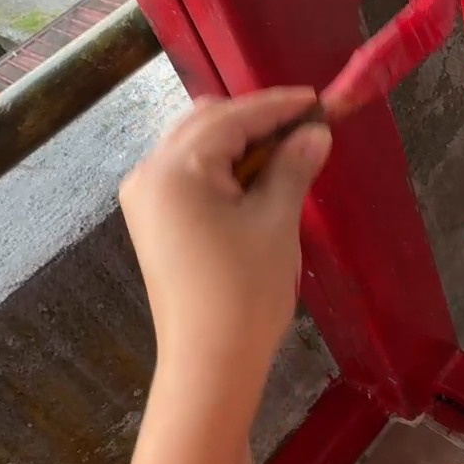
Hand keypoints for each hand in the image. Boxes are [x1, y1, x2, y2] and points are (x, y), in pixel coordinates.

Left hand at [119, 87, 331, 378]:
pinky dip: (223, 169)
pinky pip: (189, 175)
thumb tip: (316, 132)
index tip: (318, 99)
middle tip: (305, 131)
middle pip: (207, 124)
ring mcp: (146, 199)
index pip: (232, 118)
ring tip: (285, 157)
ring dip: (240, 144)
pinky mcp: (154, 222)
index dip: (279, 106)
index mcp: (176, 169)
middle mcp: (149, 174)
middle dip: (257, 121)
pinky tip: (255, 182)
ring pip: (196, 147)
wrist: (211, 363)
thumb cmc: (246, 292)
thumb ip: (292, 167)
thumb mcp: (276, 222)